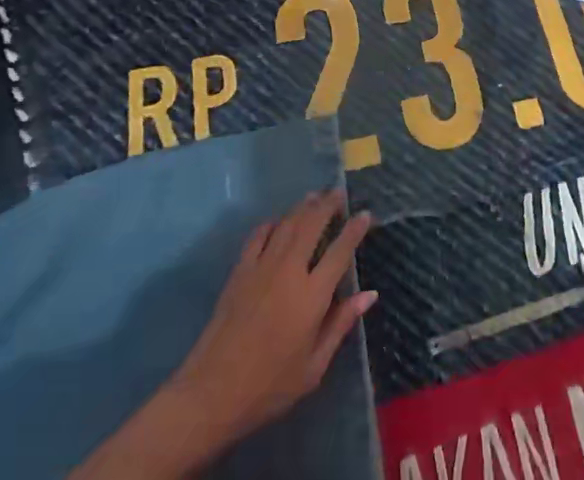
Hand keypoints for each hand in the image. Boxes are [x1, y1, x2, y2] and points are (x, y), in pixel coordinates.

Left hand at [169, 190, 375, 446]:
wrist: (213, 390)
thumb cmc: (271, 385)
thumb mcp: (314, 365)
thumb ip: (341, 324)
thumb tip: (370, 294)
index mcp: (312, 296)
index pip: (340, 252)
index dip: (354, 230)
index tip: (364, 213)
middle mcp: (288, 272)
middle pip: (311, 226)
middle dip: (327, 206)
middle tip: (338, 193)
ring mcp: (260, 268)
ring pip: (286, 225)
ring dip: (302, 208)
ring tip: (315, 196)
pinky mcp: (239, 272)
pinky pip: (257, 236)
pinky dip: (271, 223)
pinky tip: (278, 221)